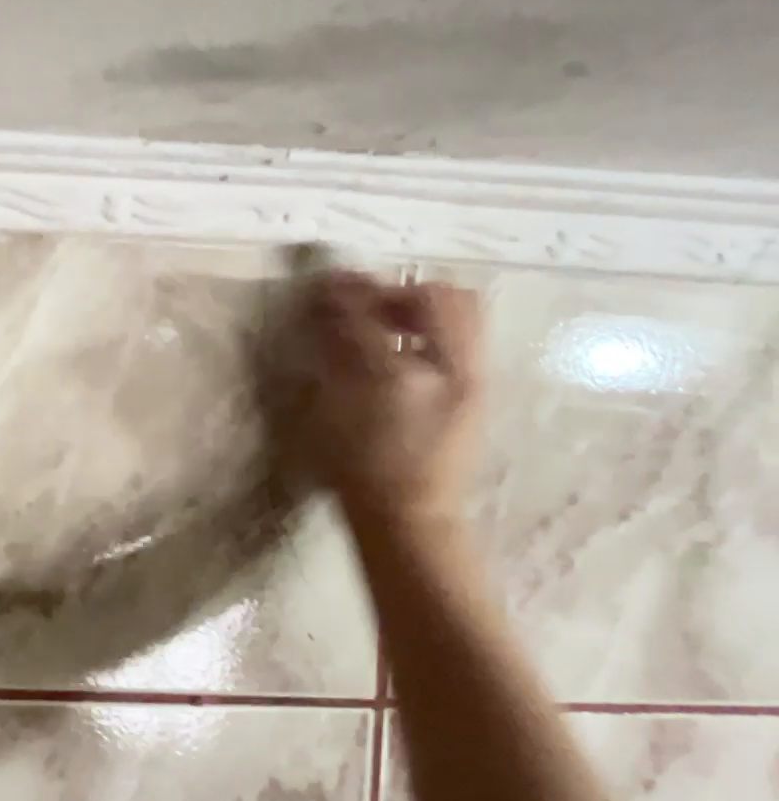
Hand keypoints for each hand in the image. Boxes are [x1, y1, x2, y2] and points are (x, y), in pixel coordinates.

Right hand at [274, 271, 484, 529]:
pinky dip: (427, 334)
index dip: (354, 290)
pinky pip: (459, 341)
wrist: (408, 516)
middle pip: (447, 298)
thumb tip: (326, 301)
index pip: (386, 307)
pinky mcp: (474, 394)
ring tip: (378, 328)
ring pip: (460, 318)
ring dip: (417, 311)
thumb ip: (337, 346)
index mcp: (419, 370)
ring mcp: (474, 380)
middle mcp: (458, 367)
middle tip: (363, 307)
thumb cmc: (360, 463)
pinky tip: (394, 355)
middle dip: (401, 293)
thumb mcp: (338, 403)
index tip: (325, 285)